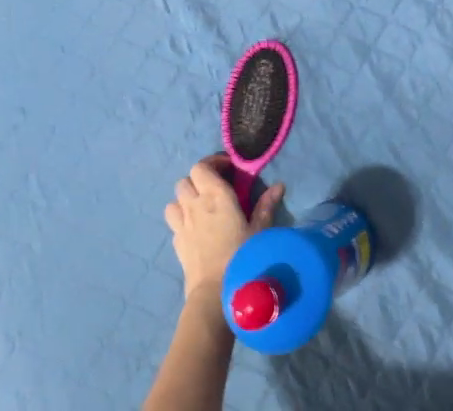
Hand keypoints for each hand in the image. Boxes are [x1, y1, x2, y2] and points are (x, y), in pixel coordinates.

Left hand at [164, 157, 283, 299]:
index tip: (227, 168)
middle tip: (214, 186)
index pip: (202, 167)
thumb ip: (266, 206)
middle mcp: (195, 204)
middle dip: (198, 179)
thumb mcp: (259, 230)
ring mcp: (182, 223)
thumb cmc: (240, 255)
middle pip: (185, 179)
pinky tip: (194, 227)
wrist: (213, 290)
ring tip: (200, 205)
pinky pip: (173, 220)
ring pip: (175, 198)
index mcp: (216, 195)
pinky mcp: (176, 241)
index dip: (212, 163)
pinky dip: (181, 217)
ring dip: (185, 197)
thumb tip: (279, 186)